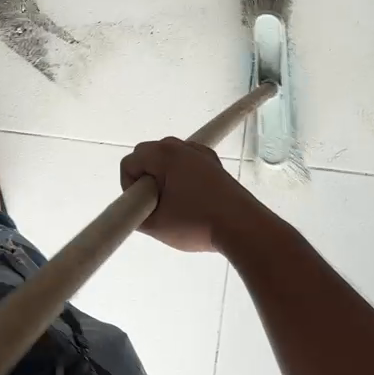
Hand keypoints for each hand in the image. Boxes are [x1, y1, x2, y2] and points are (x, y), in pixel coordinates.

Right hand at [120, 137, 274, 253]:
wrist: (244, 228)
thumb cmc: (196, 223)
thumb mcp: (155, 225)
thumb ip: (134, 213)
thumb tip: (137, 208)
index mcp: (163, 154)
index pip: (129, 163)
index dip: (130, 186)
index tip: (144, 206)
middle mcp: (181, 146)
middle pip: (148, 155)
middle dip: (146, 178)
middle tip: (157, 205)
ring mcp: (201, 152)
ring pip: (168, 158)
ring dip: (164, 176)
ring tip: (176, 204)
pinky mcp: (215, 164)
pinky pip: (188, 162)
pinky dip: (183, 175)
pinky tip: (193, 197)